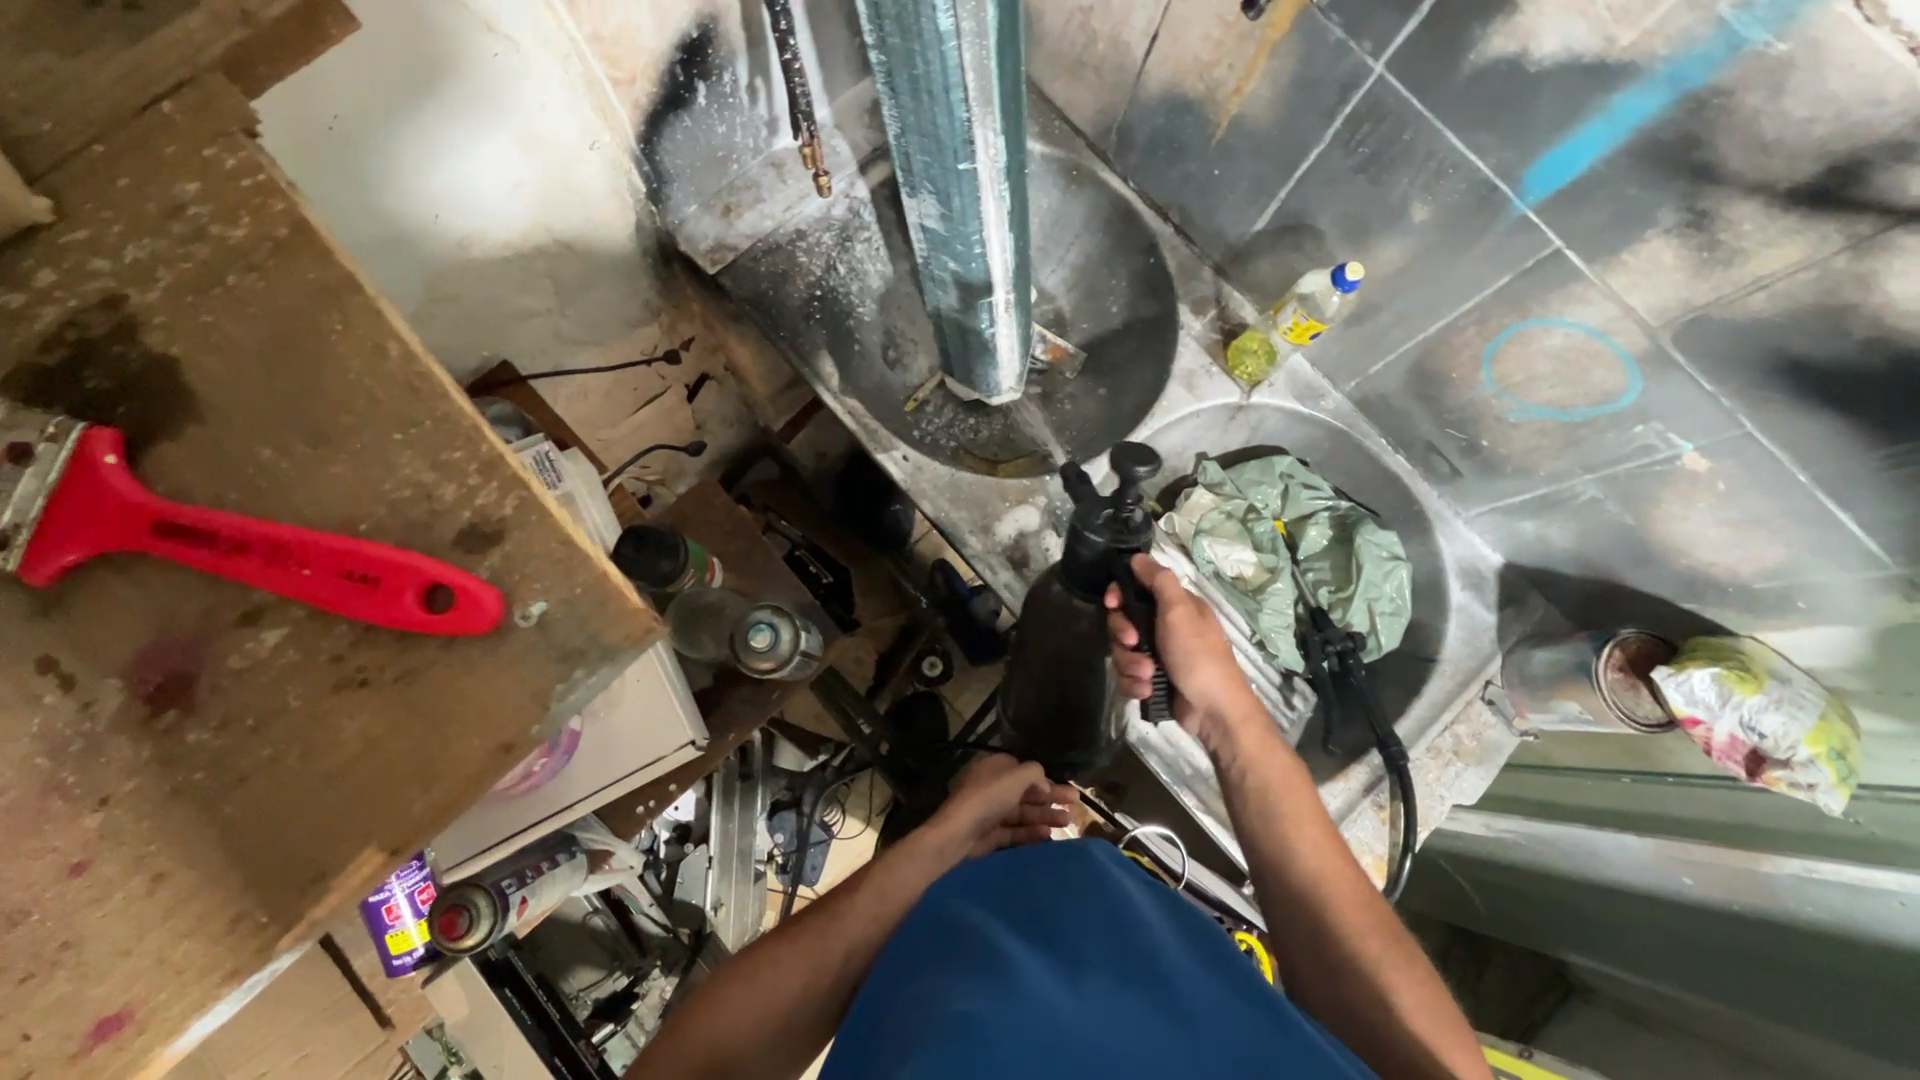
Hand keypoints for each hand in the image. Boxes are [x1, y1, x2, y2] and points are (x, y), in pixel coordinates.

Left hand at [929, 753, 1076, 858]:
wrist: (959, 833)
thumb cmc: (988, 797)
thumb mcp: (1015, 776)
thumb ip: (1035, 773)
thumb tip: (1044, 784)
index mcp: (993, 768)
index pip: (1022, 770)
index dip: (1043, 778)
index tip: (1062, 786)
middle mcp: (991, 788)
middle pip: (1026, 792)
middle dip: (1051, 797)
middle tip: (1075, 804)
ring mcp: (990, 813)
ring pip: (1023, 812)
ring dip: (1045, 815)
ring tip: (1068, 822)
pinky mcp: (990, 835)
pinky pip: (1015, 831)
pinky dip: (1031, 832)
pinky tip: (1049, 834)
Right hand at [1106, 553, 1262, 749]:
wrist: (1213, 710)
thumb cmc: (1198, 655)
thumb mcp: (1180, 611)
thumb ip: (1159, 580)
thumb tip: (1137, 557)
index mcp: (1175, 607)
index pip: (1136, 590)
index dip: (1119, 596)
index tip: (1112, 604)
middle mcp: (1165, 628)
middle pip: (1124, 622)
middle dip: (1124, 636)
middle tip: (1135, 644)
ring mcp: (1159, 656)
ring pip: (1123, 652)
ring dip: (1131, 665)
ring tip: (1149, 675)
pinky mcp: (1153, 681)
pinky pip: (1128, 676)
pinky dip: (1135, 684)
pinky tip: (1147, 690)